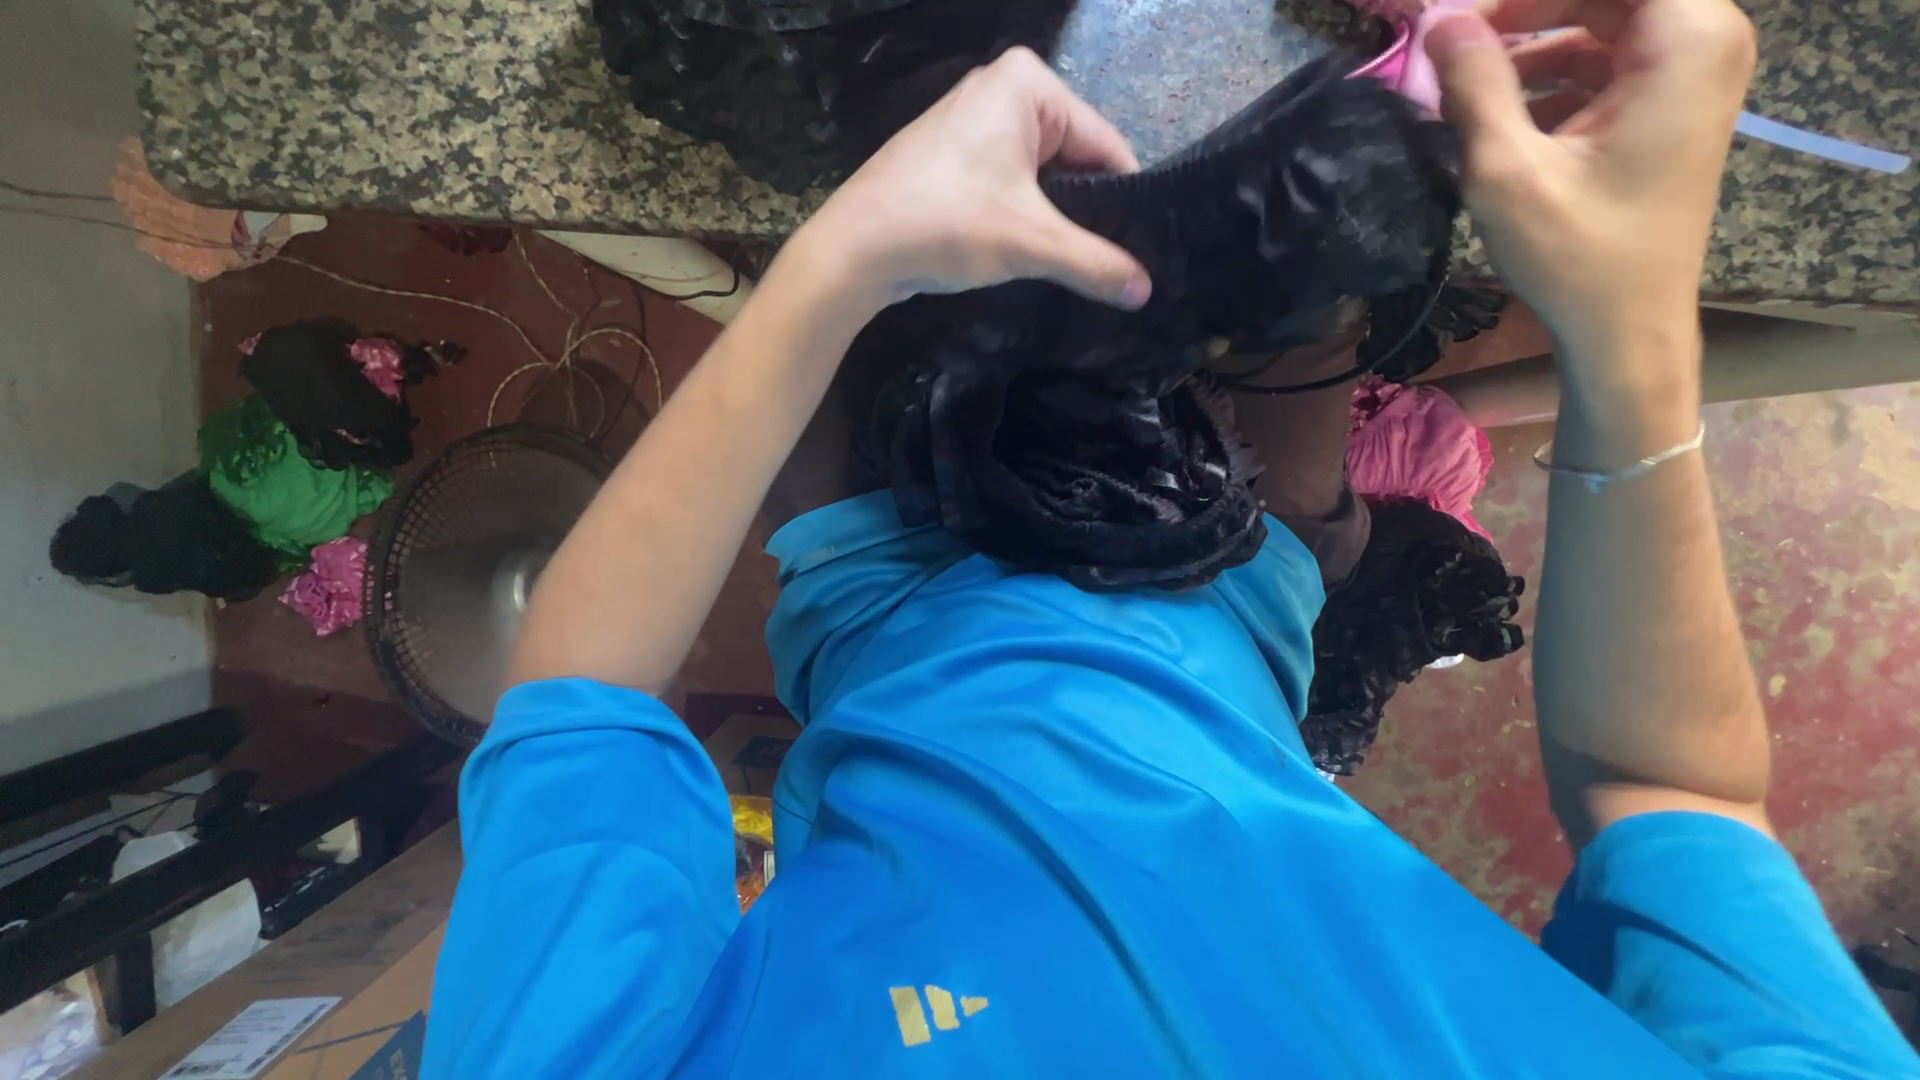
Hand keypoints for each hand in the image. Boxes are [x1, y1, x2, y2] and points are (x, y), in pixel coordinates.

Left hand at [791, 47, 1152, 313]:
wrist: (856, 250)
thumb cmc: (947, 225)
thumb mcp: (1032, 243)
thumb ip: (1095, 263)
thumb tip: (1147, 292)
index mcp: (1028, 83)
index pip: (1105, 144)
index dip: (1125, 201)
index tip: (1141, 251)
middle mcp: (1001, 89)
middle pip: (1074, 159)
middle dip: (1088, 212)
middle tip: (1111, 266)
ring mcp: (972, 122)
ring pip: (1041, 177)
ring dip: (1055, 220)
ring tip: (1074, 266)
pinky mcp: (952, 157)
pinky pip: (1009, 184)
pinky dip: (1023, 217)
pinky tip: (1031, 253)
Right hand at [1423, 0, 1756, 398]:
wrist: (1625, 325)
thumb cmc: (1573, 252)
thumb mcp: (1508, 169)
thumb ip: (1474, 87)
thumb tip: (1439, 21)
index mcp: (1685, 40)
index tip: (1455, 25)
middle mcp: (1704, 42)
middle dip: (1523, 15)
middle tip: (1452, 50)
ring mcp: (1690, 78)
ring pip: (1602, 29)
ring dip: (1530, 50)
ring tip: (1463, 90)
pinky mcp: (1667, 113)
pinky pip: (1606, 68)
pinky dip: (1550, 82)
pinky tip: (1499, 118)